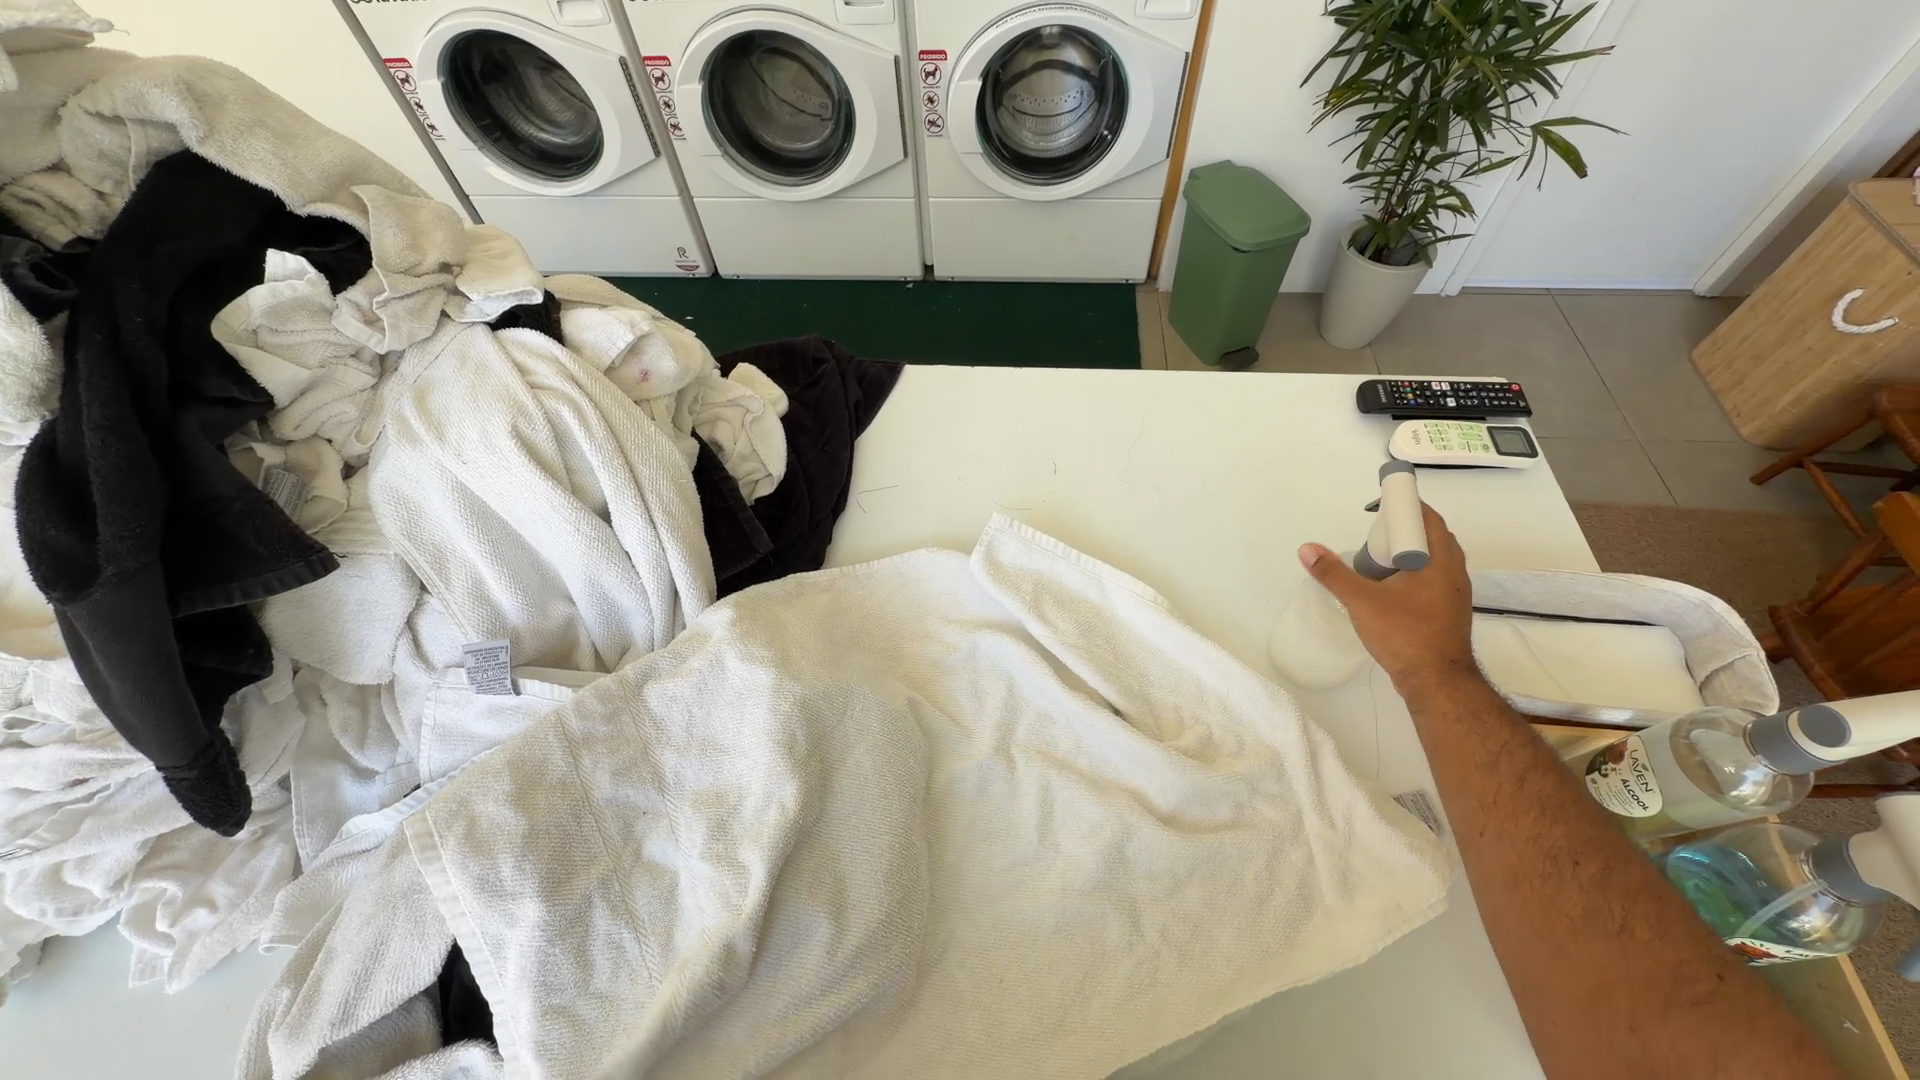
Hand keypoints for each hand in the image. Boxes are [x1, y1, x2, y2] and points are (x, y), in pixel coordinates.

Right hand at [1298, 503, 1476, 693]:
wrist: (1437, 681)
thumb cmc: (1404, 634)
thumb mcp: (1361, 601)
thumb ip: (1333, 573)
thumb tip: (1307, 549)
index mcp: (1439, 560)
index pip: (1428, 517)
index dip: (1404, 506)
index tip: (1375, 510)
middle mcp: (1454, 571)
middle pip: (1430, 537)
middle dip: (1401, 531)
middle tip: (1372, 538)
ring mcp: (1454, 593)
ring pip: (1432, 560)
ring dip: (1406, 555)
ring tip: (1376, 564)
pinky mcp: (1449, 611)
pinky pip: (1431, 579)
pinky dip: (1410, 575)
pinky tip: (1389, 591)